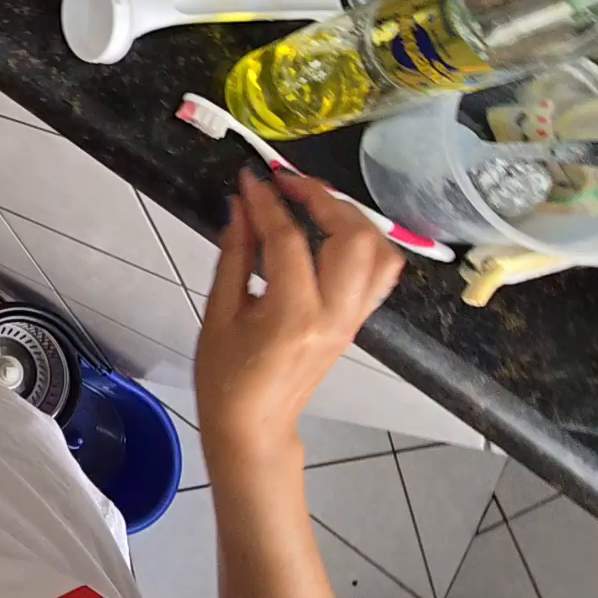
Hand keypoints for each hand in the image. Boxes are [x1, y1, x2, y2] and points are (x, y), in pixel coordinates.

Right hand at [194, 169, 403, 467]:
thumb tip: (240, 208)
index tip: (249, 176)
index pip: (288, 241)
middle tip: (286, 180)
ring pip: (379, 253)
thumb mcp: (218, 311)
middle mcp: (335, 314)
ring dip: (349, 215)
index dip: (267, 202)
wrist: (254, 422)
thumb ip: (234, 255)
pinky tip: (332, 229)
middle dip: (322, 198)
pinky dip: (363, 241)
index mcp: (293, 314)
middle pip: (352, 238)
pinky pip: (379, 273)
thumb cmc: (224, 373)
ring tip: (312, 198)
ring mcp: (354, 319)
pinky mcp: (357, 321)